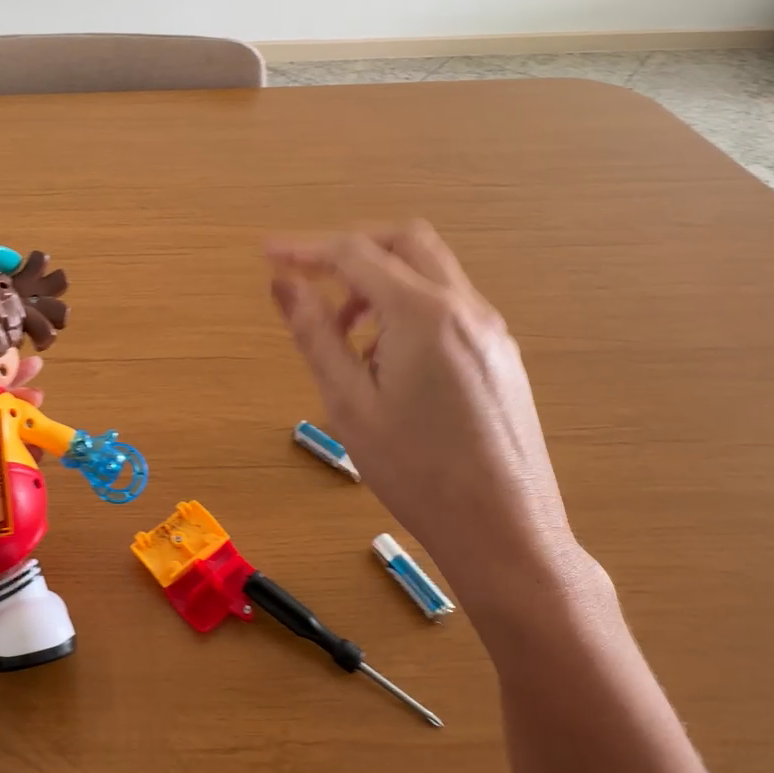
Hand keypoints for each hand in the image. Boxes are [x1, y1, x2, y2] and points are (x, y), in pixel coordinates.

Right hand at [266, 222, 576, 583]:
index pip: (355, 253)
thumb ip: (315, 333)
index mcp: (423, 314)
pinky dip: (407, 306)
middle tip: (311, 279)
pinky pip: (448, 304)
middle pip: (404, 241)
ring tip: (345, 334)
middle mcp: (465, 307)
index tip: (268, 253)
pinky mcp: (500, 354)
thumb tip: (283, 282)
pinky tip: (387, 359)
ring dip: (380, 280)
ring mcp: (491, 329)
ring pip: (430, 270)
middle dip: (351, 249)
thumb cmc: (417, 473)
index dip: (305, 248)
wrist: (505, 531)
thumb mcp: (349, 404)